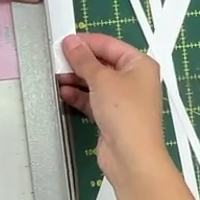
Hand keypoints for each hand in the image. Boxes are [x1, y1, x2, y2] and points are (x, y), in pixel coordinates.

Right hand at [58, 32, 167, 184]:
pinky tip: (65, 93)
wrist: (131, 157)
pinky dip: (80, 96)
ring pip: (96, 83)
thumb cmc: (129, 117)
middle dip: (80, 63)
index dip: (87, 42)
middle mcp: (135, 81)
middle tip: (59, 59)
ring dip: (77, 79)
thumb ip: (84, 60)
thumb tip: (73, 44)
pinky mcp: (113, 117)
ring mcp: (124, 100)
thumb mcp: (102, 79)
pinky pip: (93, 100)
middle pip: (103, 64)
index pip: (110, 45)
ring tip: (58, 76)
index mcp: (141, 64)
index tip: (66, 42)